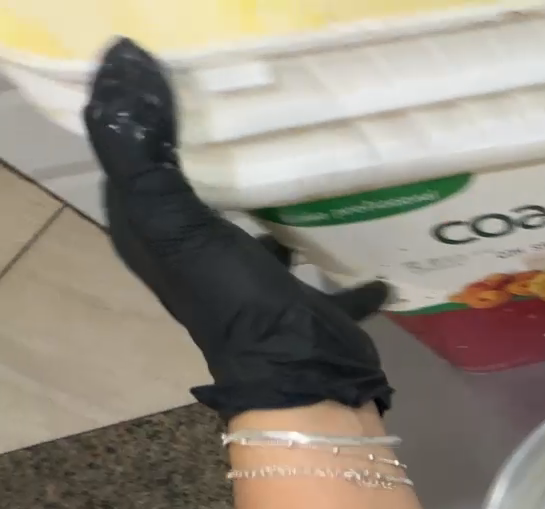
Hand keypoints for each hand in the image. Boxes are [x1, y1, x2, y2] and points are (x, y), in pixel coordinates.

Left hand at [84, 39, 392, 419]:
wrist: (304, 370)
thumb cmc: (238, 299)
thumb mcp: (175, 219)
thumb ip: (145, 151)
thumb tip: (131, 65)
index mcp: (160, 241)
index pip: (140, 170)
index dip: (151, 127)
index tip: (188, 89)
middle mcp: (206, 264)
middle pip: (211, 204)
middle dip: (232, 168)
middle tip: (263, 128)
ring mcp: (262, 290)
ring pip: (273, 242)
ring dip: (293, 217)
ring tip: (322, 184)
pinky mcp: (313, 311)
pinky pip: (335, 286)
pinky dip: (354, 274)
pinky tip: (377, 259)